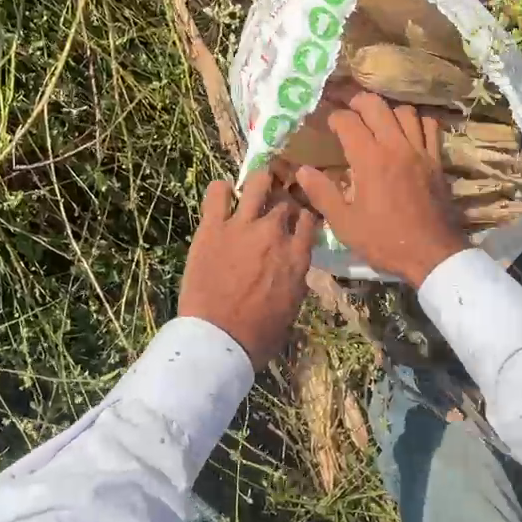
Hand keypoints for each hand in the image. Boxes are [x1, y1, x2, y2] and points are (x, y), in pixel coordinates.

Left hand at [177, 168, 319, 367]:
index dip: (304, 213)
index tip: (299, 214)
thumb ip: (295, 276)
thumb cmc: (259, 334)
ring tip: (256, 185)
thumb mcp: (292, 305)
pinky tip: (224, 195)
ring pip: (258, 184)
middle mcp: (274, 232)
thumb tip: (293, 263)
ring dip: (260, 181)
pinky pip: (217, 193)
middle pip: (285, 201)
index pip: (309, 218)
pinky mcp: (213, 226)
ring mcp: (242, 225)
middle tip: (276, 202)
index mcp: (297, 255)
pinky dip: (222, 190)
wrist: (218, 339)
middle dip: (283, 199)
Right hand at [294, 91, 466, 286]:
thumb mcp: (344, 223)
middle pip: (376, 105)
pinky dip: (418, 121)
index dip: (334, 118)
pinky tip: (408, 131)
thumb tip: (302, 170)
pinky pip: (430, 127)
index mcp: (369, 160)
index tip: (327, 124)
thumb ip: (322, 193)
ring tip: (379, 121)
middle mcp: (395, 146)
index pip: (348, 121)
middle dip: (358, 102)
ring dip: (388, 111)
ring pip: (405, 111)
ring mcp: (419, 151)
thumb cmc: (384, 240)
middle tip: (349, 112)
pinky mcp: (436, 160)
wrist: (431, 254)